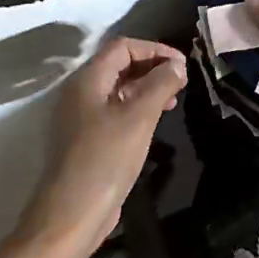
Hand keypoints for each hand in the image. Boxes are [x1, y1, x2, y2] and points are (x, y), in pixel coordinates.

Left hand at [20, 37, 187, 249]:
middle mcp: (80, 93)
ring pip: (117, 90)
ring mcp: (81, 117)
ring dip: (146, 89)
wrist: (75, 210)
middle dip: (151, 68)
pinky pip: (114, 111)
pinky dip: (136, 108)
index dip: (154, 49)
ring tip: (173, 101)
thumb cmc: (107, 158)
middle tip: (181, 82)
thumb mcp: (139, 117)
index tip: (183, 64)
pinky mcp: (87, 139)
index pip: (122, 47)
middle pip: (118, 66)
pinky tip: (154, 122)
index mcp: (87, 80)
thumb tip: (177, 64)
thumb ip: (159, 85)